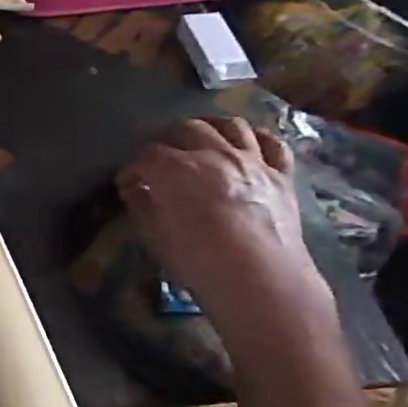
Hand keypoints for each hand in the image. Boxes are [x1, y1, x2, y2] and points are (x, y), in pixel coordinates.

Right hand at [116, 117, 329, 322]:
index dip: (132, 167)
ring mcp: (252, 160)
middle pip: (186, 129)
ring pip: (231, 126)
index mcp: (176, 169)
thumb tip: (132, 189)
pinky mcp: (281, 175)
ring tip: (200, 139)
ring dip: (211, 128)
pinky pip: (272, 143)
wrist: (260, 280)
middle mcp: (214, 154)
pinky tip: (247, 143)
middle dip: (167, 139)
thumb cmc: (198, 261)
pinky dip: (257, 138)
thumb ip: (142, 206)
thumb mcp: (156, 237)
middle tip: (158, 157)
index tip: (126, 182)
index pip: (147, 156)